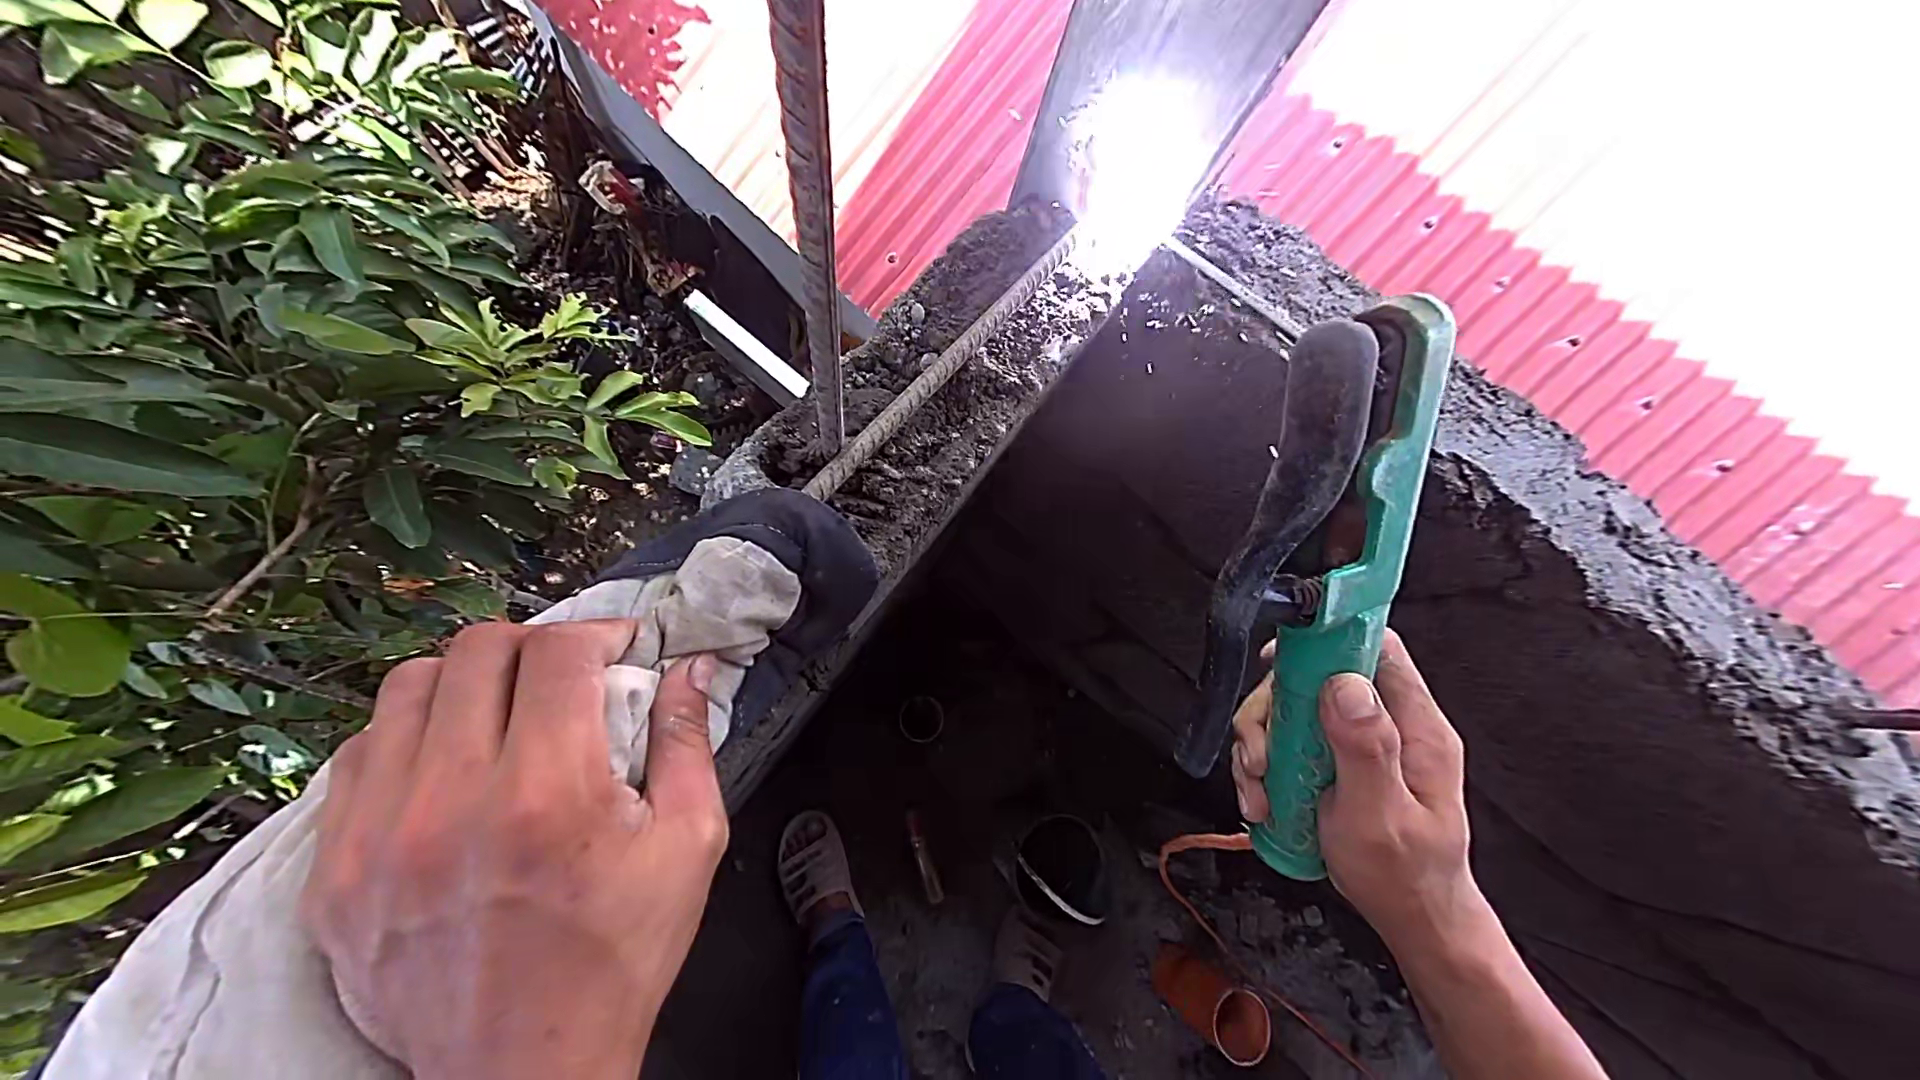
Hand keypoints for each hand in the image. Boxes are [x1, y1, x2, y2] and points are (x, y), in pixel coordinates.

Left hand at [301, 620, 729, 1079]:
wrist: (524, 1068)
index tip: (623, 646)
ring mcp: (376, 836)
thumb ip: (689, 739)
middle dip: (540, 642)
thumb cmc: (625, 946)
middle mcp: (450, 800)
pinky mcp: (332, 871)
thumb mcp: (691, 839)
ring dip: (474, 676)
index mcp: (549, 792)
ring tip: (512, 705)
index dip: (600, 631)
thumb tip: (693, 666)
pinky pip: (361, 751)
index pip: (558, 654)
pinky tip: (456, 755)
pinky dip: (417, 728)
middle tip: (573, 671)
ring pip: (409, 686)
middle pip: (478, 651)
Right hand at [1228, 630, 1476, 948]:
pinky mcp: (1326, 760)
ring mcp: (1350, 741)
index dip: (1326, 641)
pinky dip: (1260, 767)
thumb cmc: (1404, 875)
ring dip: (1257, 745)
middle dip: (1270, 713)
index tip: (1278, 662)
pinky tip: (1260, 800)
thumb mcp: (1382, 816)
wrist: (1409, 918)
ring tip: (1256, 789)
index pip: (1376, 650)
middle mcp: (1381, 723)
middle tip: (1258, 756)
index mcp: (1414, 726)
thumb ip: (1366, 748)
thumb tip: (1344, 683)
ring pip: (1286, 711)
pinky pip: (1280, 742)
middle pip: (1310, 679)